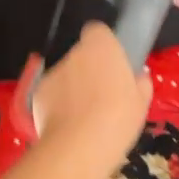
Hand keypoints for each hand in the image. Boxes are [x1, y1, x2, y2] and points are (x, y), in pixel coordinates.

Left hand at [32, 22, 152, 174]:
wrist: (79, 147)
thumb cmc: (118, 119)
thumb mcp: (141, 103)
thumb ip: (140, 83)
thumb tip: (139, 77)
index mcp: (101, 46)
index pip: (97, 30)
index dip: (103, 45)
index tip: (112, 64)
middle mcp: (74, 53)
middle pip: (82, 55)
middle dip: (89, 69)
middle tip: (102, 93)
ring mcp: (53, 72)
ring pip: (66, 75)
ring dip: (73, 87)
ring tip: (84, 116)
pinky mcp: (37, 93)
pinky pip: (52, 94)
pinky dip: (57, 104)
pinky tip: (68, 126)